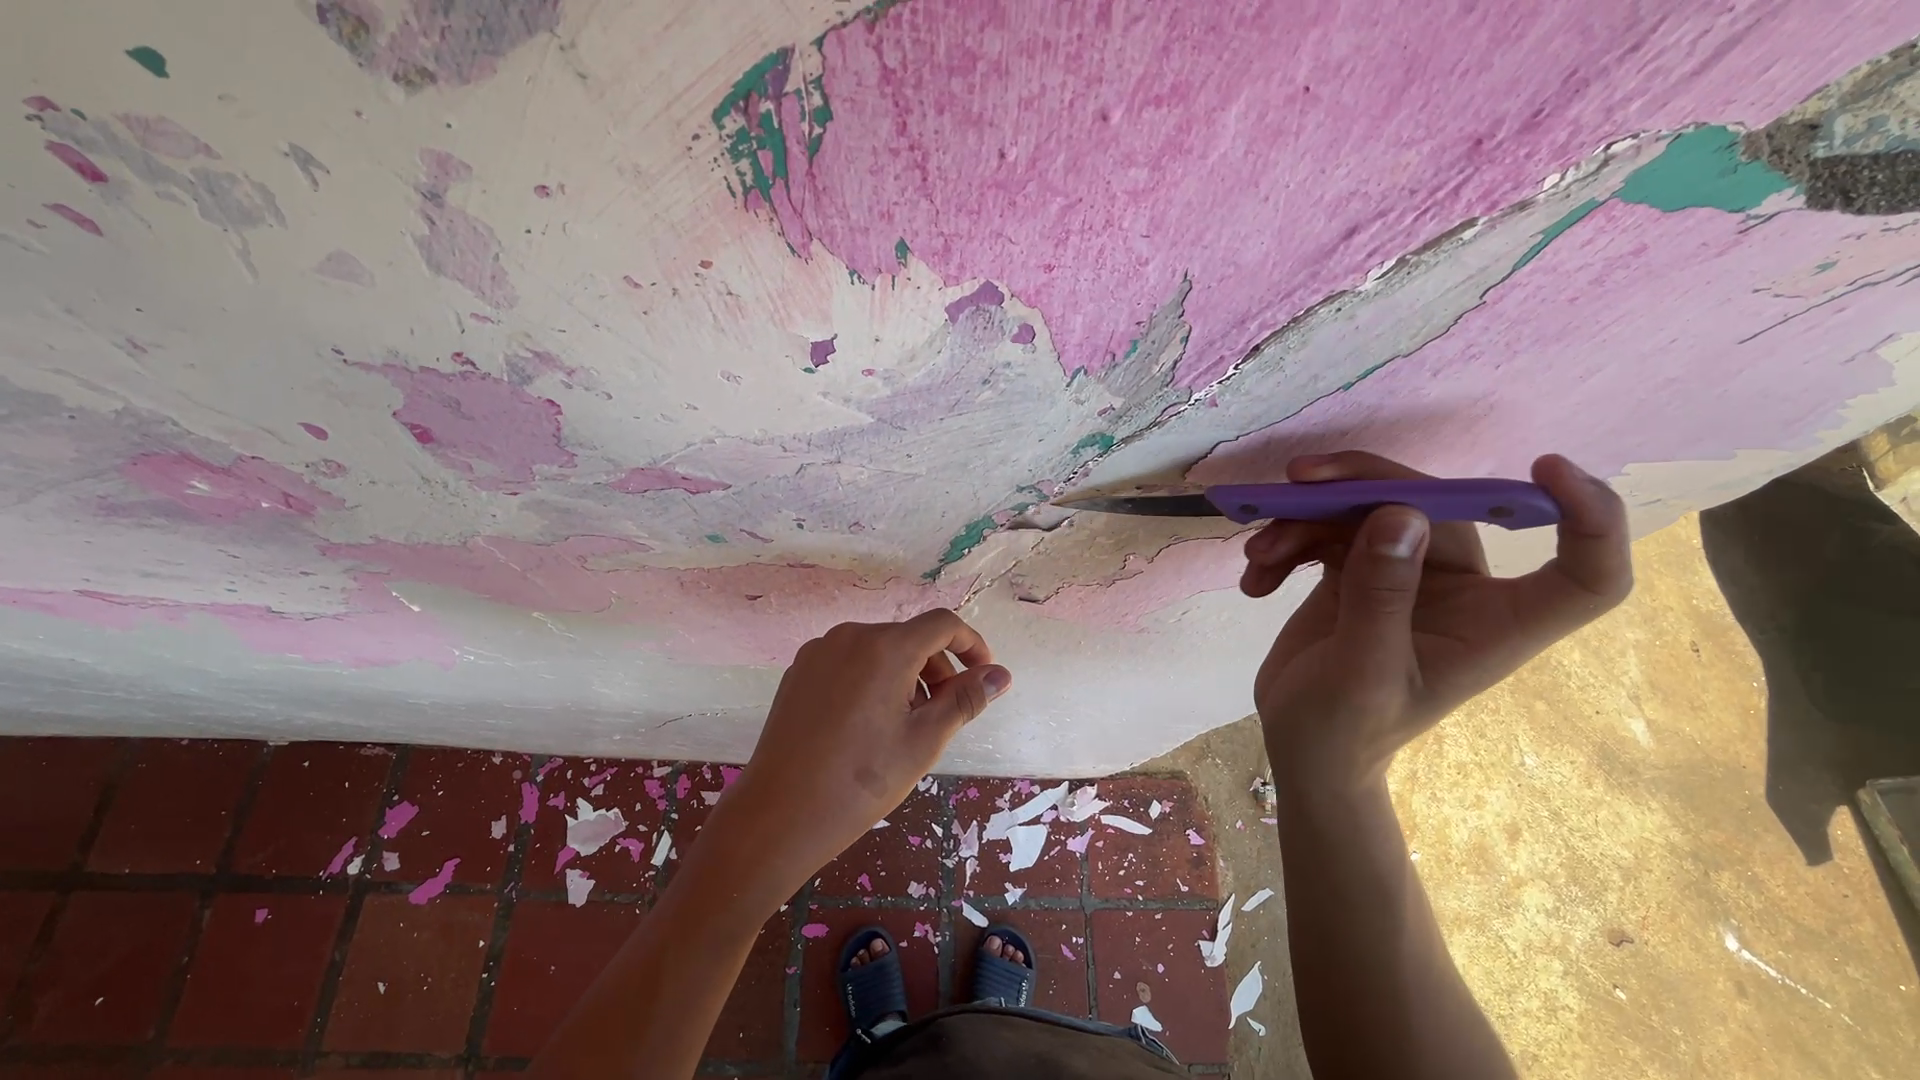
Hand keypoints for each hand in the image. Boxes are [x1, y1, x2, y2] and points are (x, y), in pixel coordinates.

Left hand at [719, 609, 1010, 883]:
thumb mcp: (924, 740)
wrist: (780, 814)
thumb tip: (1001, 675)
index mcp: (885, 647)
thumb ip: (965, 700)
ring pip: (878, 651)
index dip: (972, 646)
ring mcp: (818, 652)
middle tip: (944, 716)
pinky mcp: (799, 672)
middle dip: (937, 669)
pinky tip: (869, 726)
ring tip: (906, 726)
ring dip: (906, 676)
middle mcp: (850, 636)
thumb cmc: (862, 780)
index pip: (943, 625)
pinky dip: (873, 680)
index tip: (983, 680)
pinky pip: (849, 663)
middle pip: (910, 637)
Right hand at [1242, 452, 1631, 788]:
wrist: (1303, 744)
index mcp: (1493, 624)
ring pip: (1370, 510)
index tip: (1545, 466)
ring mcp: (1406, 576)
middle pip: (1438, 506)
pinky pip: (1330, 531)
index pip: (1582, 574)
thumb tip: (1400, 515)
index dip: (1588, 515)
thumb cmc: (1346, 730)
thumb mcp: (1361, 672)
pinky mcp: (1359, 571)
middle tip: (1298, 480)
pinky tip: (1258, 579)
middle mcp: (1460, 590)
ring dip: (1305, 520)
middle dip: (1364, 486)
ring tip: (1258, 553)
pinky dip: (1288, 545)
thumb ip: (1381, 597)